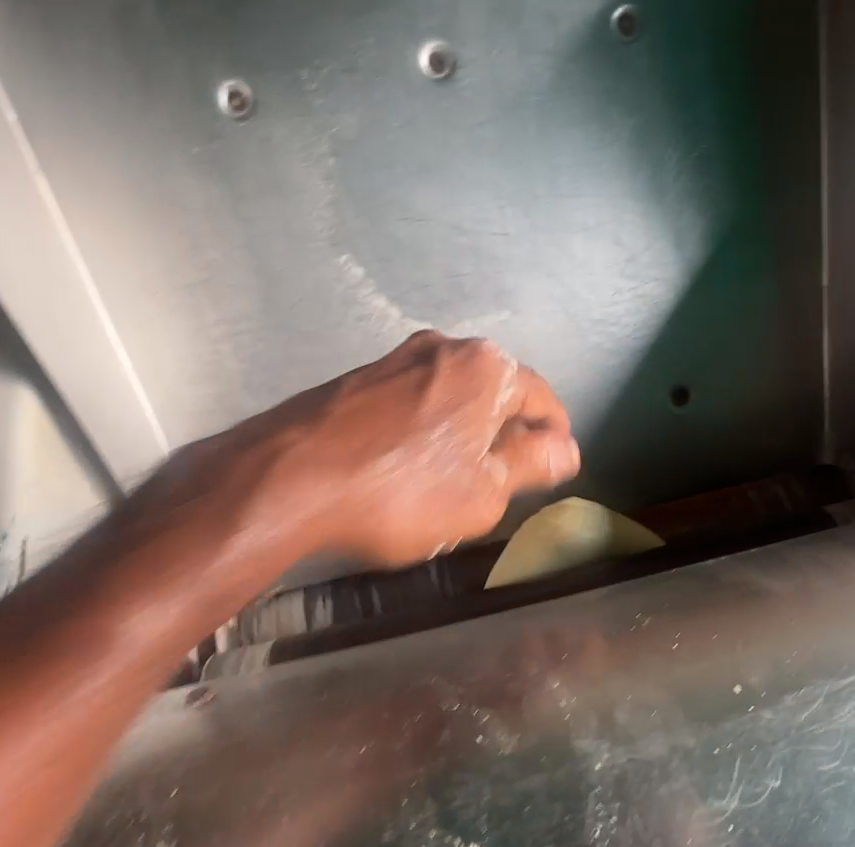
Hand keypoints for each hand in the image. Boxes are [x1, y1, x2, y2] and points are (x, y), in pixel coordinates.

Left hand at [256, 330, 580, 565]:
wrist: (289, 478)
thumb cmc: (403, 491)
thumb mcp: (485, 491)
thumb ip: (531, 464)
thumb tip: (565, 448)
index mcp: (486, 367)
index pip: (543, 399)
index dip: (554, 439)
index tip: (552, 470)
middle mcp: (443, 348)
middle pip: (495, 392)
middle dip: (507, 434)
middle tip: (507, 482)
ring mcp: (394, 360)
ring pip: (452, 397)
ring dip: (464, 433)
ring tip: (459, 480)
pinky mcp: (356, 380)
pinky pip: (413, 404)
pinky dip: (425, 432)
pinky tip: (412, 468)